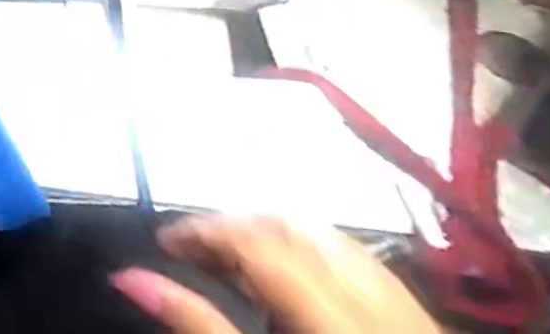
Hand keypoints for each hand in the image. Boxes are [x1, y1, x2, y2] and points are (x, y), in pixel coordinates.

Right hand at [110, 215, 439, 333]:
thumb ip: (195, 324)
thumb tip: (127, 278)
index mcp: (335, 322)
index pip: (255, 241)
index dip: (202, 230)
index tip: (165, 243)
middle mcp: (377, 308)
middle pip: (292, 229)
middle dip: (234, 226)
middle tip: (194, 248)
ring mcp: (411, 319)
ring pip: (330, 240)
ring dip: (272, 235)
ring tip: (235, 258)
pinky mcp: (422, 331)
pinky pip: (363, 267)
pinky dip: (313, 256)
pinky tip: (290, 279)